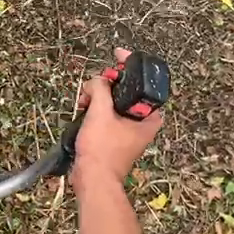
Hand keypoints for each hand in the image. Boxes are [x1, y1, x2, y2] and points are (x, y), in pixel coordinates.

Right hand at [71, 47, 163, 188]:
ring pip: (113, 100)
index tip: (117, 55)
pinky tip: (83, 111)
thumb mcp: (100, 112)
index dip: (128, 65)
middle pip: (124, 89)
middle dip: (104, 85)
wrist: (93, 179)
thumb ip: (101, 88)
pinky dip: (94, 109)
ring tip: (83, 103)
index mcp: (150, 116)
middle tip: (91, 88)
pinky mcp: (115, 134)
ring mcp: (129, 128)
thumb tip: (98, 80)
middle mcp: (143, 121)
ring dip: (96, 97)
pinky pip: (106, 113)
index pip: (142, 81)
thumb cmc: (102, 150)